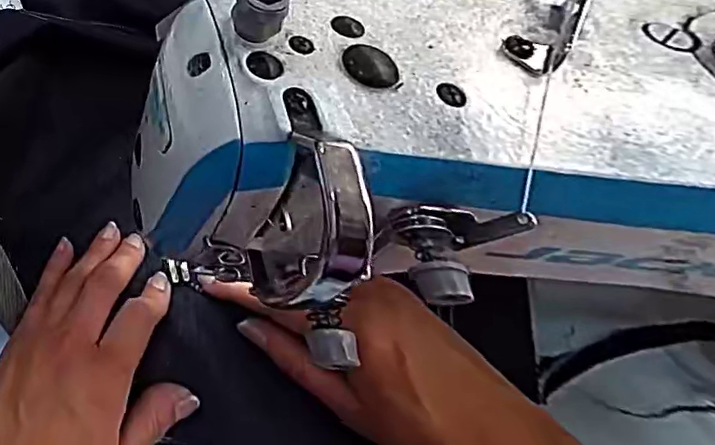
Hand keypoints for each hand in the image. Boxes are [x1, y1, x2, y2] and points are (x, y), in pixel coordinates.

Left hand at [0, 223, 198, 444]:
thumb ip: (150, 420)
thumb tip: (181, 397)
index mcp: (103, 375)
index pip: (138, 317)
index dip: (155, 295)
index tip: (163, 281)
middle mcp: (73, 346)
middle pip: (106, 285)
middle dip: (125, 258)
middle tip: (137, 242)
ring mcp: (43, 337)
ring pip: (75, 278)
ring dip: (94, 251)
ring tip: (109, 232)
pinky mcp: (18, 338)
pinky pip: (41, 290)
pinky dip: (54, 265)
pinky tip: (63, 249)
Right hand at [207, 277, 577, 444]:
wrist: (497, 432)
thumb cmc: (433, 431)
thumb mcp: (350, 406)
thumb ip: (295, 361)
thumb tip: (255, 333)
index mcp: (352, 317)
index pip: (282, 300)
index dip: (243, 293)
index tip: (217, 285)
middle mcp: (370, 289)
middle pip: (305, 290)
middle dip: (283, 309)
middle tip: (266, 331)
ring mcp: (388, 286)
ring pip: (329, 289)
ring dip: (315, 311)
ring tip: (333, 355)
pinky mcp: (401, 290)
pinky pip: (354, 290)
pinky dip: (340, 308)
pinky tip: (352, 341)